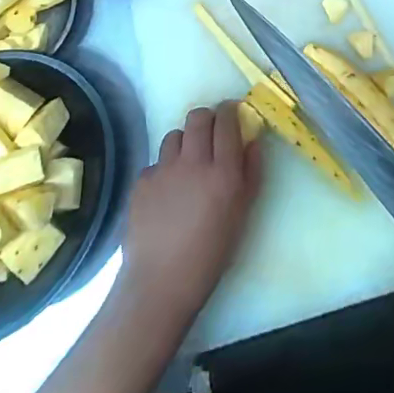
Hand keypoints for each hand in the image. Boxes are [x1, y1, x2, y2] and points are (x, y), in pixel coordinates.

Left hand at [117, 101, 262, 317]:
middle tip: (212, 132)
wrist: (160, 282)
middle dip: (207, 118)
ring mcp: (163, 169)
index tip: (232, 111)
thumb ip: (250, 175)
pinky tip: (168, 192)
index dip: (230, 110)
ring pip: (175, 135)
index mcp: (222, 173)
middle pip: (198, 117)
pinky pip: (157, 161)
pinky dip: (165, 168)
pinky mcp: (141, 180)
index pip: (226, 122)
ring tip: (189, 164)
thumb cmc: (210, 255)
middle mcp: (192, 163)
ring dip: (185, 142)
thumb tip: (252, 141)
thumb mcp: (242, 216)